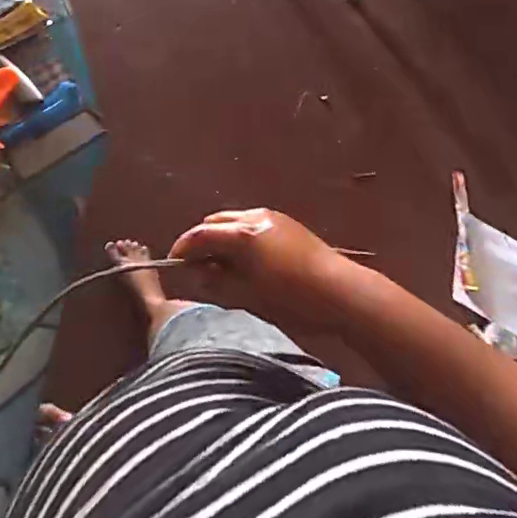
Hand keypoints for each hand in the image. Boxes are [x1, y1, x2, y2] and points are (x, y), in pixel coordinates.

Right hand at [168, 208, 365, 330]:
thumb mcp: (249, 296)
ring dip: (222, 238)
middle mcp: (254, 217)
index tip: (173, 261)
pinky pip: (252, 225)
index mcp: (242, 234)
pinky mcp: (287, 224)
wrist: (343, 293)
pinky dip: (240, 238)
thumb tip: (197, 274)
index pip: (201, 234)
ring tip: (222, 265)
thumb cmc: (293, 299)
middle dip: (203, 239)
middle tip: (197, 265)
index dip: (183, 247)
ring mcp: (272, 218)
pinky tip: (246, 261)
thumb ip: (218, 283)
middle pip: (216, 221)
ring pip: (235, 221)